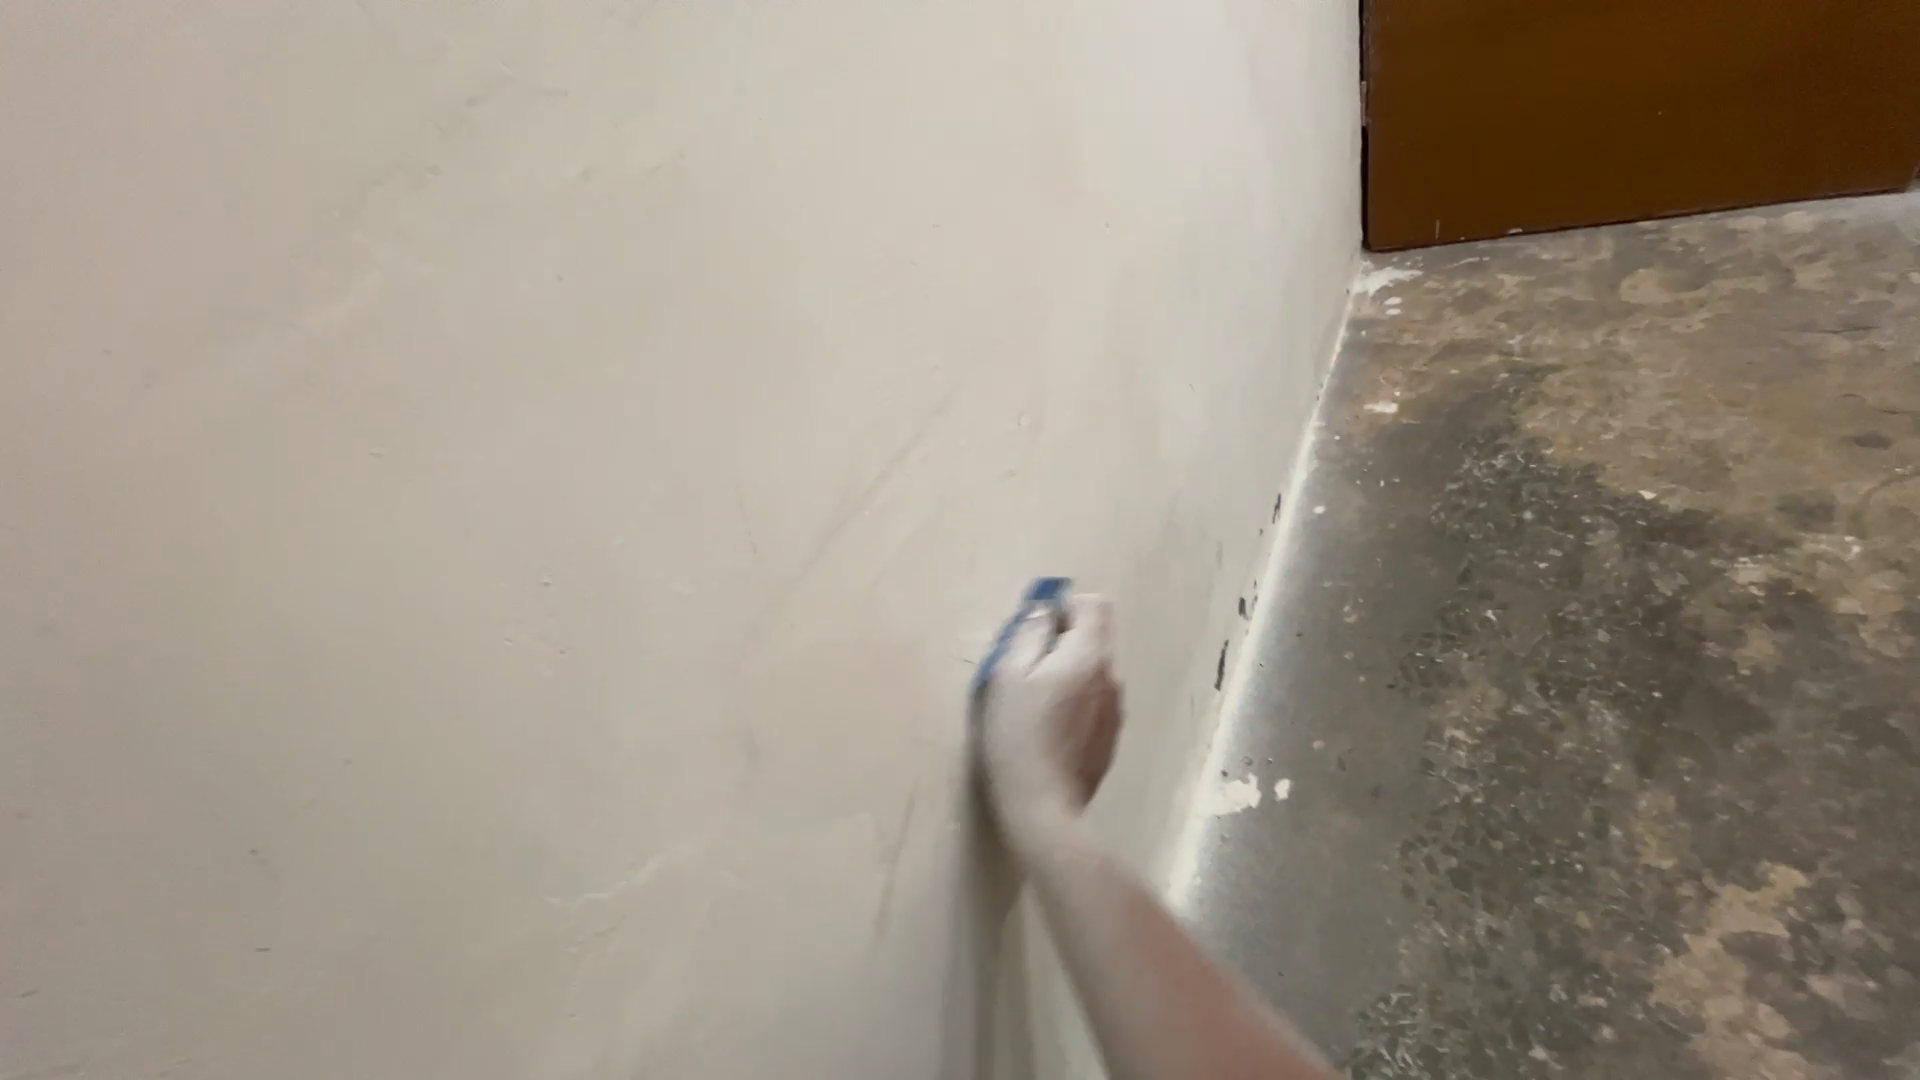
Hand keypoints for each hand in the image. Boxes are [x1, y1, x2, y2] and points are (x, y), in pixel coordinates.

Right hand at [976, 594, 1123, 831]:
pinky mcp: (1111, 735)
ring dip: (1070, 667)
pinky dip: (1077, 696)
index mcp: (1090, 655)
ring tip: (1036, 697)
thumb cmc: (1017, 735)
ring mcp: (1116, 708)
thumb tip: (1043, 611)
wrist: (1042, 807)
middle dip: (1066, 636)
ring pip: (1096, 667)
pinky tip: (1050, 726)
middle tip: (1029, 662)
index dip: (1065, 606)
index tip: (1036, 628)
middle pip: (1098, 634)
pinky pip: (1096, 697)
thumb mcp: (1008, 675)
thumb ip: (1029, 633)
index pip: (1095, 605)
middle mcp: (1112, 676)